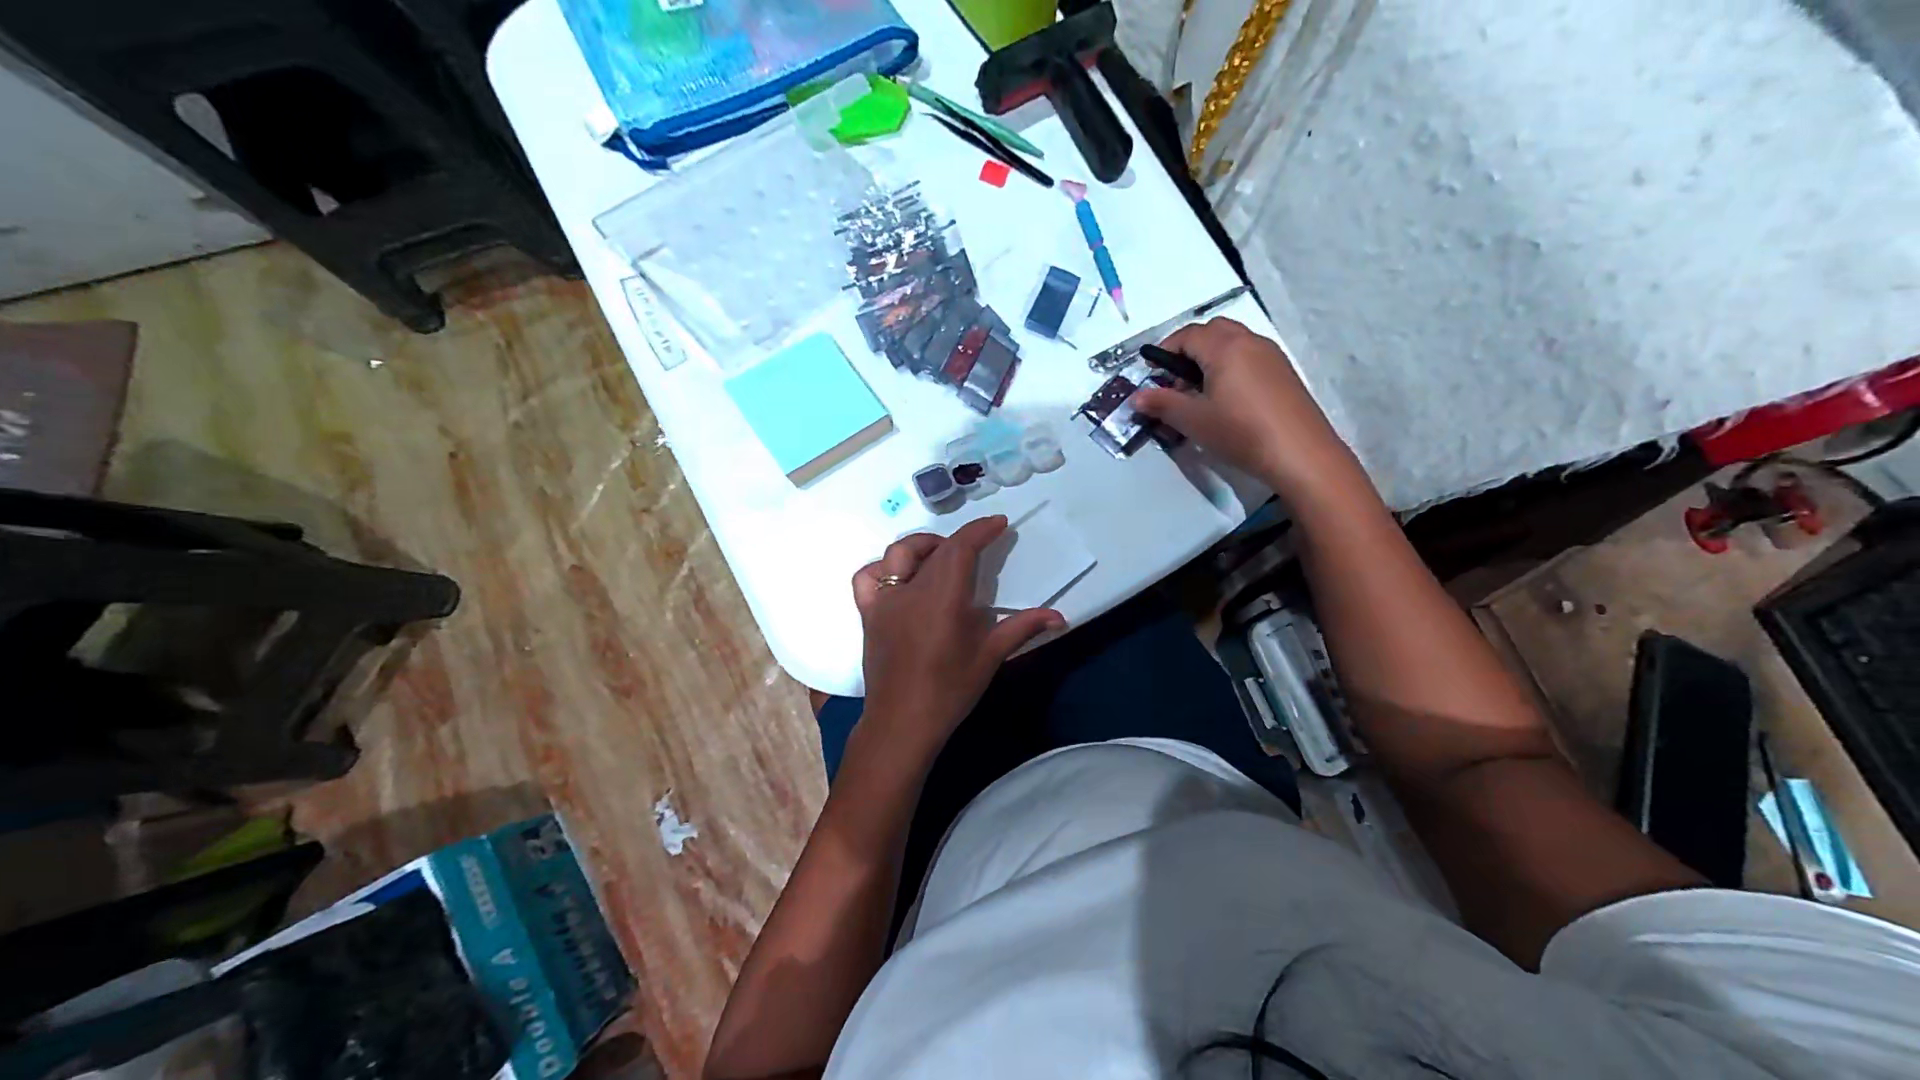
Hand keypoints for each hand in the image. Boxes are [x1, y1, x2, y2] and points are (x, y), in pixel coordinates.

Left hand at [853, 516, 1064, 755]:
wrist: (902, 722)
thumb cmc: (949, 690)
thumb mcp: (990, 657)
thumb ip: (1022, 628)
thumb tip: (1059, 617)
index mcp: (942, 597)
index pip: (960, 548)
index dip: (979, 530)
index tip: (998, 524)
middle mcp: (910, 590)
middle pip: (934, 548)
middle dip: (959, 540)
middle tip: (977, 549)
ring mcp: (884, 601)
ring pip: (898, 554)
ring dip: (922, 546)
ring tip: (940, 558)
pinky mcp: (868, 615)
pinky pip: (867, 579)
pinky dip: (883, 569)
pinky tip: (900, 579)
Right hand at [1131, 317, 1367, 509]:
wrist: (1300, 454)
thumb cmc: (1241, 432)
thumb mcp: (1194, 421)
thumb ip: (1162, 404)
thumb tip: (1137, 397)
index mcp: (1225, 347)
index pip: (1187, 335)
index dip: (1165, 351)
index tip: (1152, 375)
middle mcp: (1249, 341)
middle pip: (1213, 331)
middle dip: (1189, 349)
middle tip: (1176, 381)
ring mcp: (1271, 355)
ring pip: (1234, 342)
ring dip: (1211, 357)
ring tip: (1200, 392)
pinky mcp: (1284, 373)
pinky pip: (1250, 356)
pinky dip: (1232, 366)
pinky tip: (1228, 400)